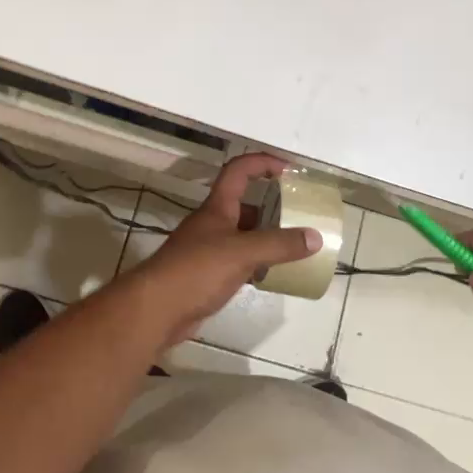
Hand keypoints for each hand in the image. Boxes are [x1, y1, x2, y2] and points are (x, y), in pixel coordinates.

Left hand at [126, 153, 322, 345]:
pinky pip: (237, 262)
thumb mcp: (242, 253)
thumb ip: (279, 245)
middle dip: (271, 206)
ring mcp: (207, 250)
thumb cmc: (196, 270)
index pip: (239, 171)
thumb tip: (315, 237)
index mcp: (217, 207)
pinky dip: (255, 264)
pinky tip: (272, 275)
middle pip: (244, 204)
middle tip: (299, 216)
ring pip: (242, 235)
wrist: (156, 309)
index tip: (288, 169)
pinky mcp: (206, 275)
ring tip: (293, 246)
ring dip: (265, 238)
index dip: (262, 163)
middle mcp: (212, 223)